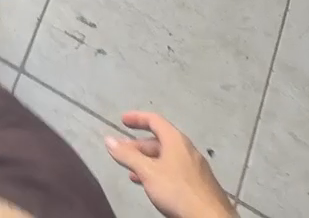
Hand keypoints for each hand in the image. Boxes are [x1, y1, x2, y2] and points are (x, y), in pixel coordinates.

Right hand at [105, 111, 236, 217]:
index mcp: (176, 140)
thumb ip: (127, 156)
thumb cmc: (178, 190)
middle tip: (123, 153)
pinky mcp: (200, 186)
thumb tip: (108, 140)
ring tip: (133, 173)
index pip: (154, 120)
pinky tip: (153, 187)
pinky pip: (175, 172)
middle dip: (139, 146)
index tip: (122, 121)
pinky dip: (160, 173)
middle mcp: (188, 150)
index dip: (137, 118)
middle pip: (160, 141)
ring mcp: (196, 168)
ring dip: (148, 162)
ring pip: (167, 158)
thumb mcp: (147, 172)